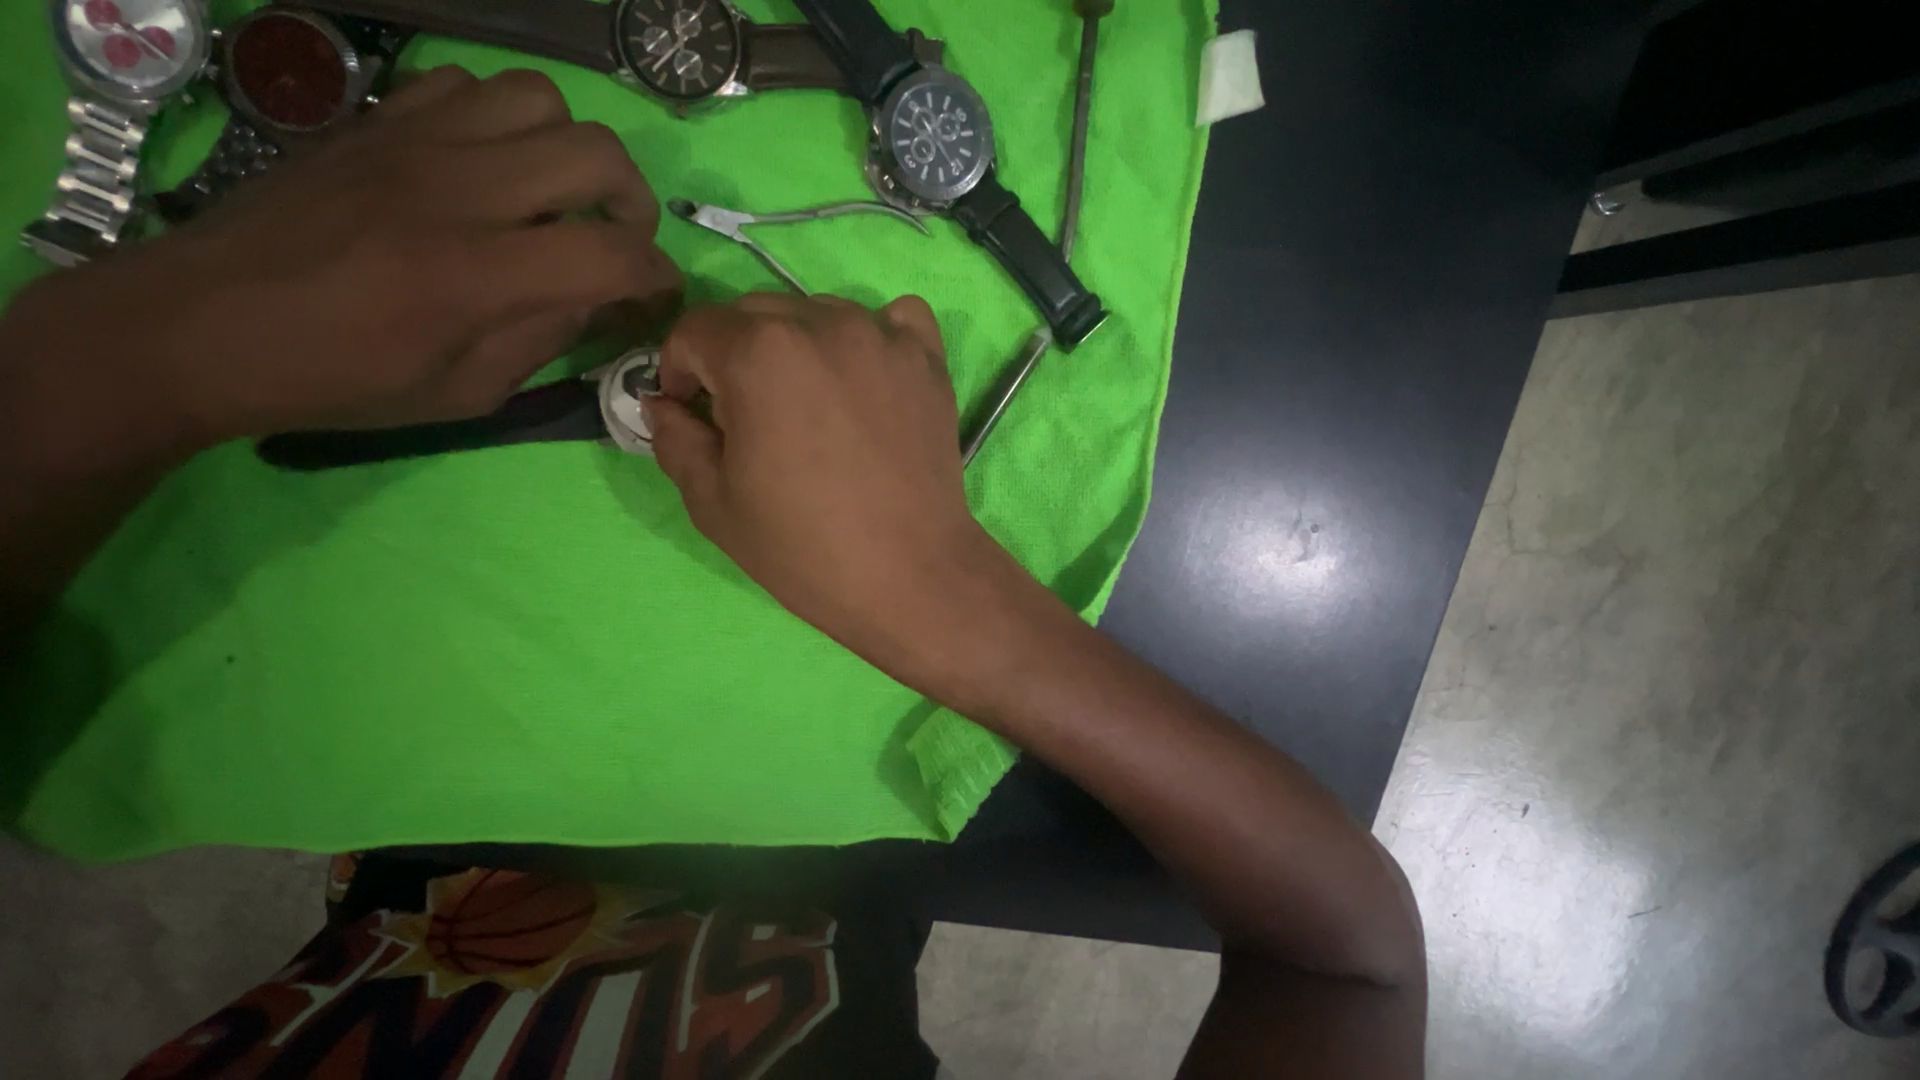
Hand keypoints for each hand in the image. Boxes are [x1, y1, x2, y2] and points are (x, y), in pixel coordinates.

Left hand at [1, 67, 681, 453]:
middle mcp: (457, 191)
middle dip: (633, 202)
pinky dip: (503, 121)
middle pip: (595, 153)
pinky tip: (491, 166)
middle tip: (618, 239)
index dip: (659, 277)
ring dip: (571, 149)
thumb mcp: (465, 392)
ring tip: (557, 194)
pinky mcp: (377, 121)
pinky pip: (468, 85)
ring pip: (540, 98)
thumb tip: (601, 301)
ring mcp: (414, 142)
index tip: (660, 297)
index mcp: (477, 276)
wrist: (199, 323)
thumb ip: (545, 339)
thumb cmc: (342, 379)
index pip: (613, 253)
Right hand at [645, 294, 1012, 677]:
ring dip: (801, 347)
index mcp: (759, 353)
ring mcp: (882, 337)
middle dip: (736, 357)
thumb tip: (666, 404)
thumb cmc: (804, 548)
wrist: (910, 575)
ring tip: (813, 408)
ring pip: (819, 315)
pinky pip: (893, 320)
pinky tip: (867, 380)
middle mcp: (822, 324)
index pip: (696, 331)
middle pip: (756, 314)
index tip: (694, 414)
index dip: (681, 372)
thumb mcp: (713, 504)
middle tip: (752, 420)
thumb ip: (676, 439)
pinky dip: (873, 338)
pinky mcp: (927, 359)